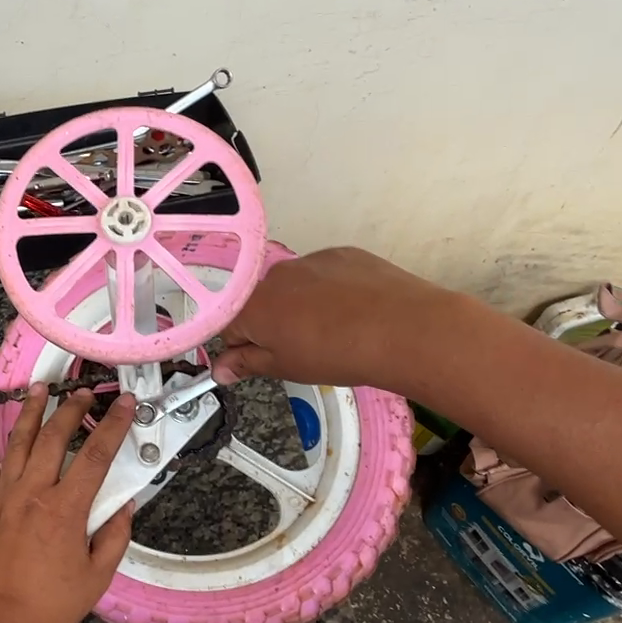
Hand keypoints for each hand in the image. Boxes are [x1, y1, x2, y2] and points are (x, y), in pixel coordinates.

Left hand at [0, 386, 135, 622]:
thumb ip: (115, 535)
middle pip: (54, 437)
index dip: (113, 426)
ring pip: (17, 441)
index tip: (126, 404)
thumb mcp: (98, 575)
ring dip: (30, 410)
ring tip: (41, 387)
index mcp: (66, 510)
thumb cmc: (52, 604)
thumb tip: (126, 503)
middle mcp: (33, 493)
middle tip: (86, 392)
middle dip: (73, 409)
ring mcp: (4, 495)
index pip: (95, 456)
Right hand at [212, 246, 485, 392]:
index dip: (247, 347)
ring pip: (295, 286)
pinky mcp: (342, 253)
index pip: (230, 327)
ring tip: (337, 330)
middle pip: (262, 302)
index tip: (271, 359)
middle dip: (276, 322)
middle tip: (306, 347)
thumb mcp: (286, 368)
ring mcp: (310, 260)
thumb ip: (246, 364)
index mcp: (252, 306)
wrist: (403, 329)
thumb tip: (218, 369)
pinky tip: (356, 309)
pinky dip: (332, 289)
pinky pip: (325, 273)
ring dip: (304, 305)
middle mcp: (273, 275)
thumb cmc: (336, 354)